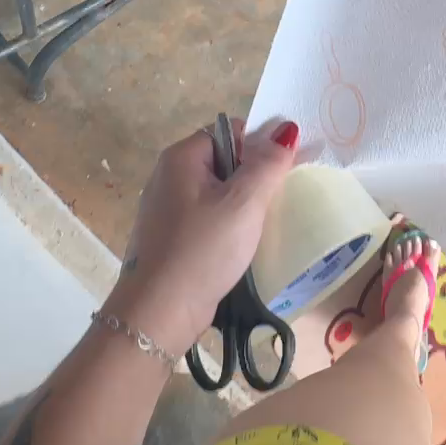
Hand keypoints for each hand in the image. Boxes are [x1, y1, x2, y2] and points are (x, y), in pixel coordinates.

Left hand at [105, 117, 299, 346]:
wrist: (159, 315)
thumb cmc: (202, 250)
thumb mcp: (244, 202)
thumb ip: (269, 163)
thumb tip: (286, 129)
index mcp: (181, 157)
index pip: (231, 133)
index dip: (259, 146)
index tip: (281, 172)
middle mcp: (169, 176)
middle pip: (226, 161)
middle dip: (254, 178)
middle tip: (276, 201)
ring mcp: (168, 208)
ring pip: (219, 192)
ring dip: (244, 205)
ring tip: (263, 225)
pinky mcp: (172, 237)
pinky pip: (208, 217)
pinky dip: (228, 225)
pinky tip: (241, 245)